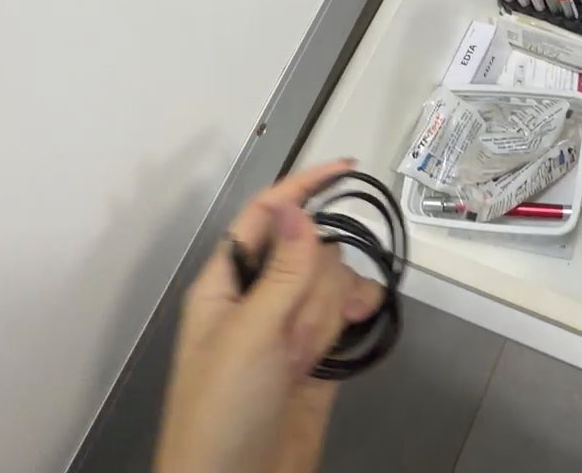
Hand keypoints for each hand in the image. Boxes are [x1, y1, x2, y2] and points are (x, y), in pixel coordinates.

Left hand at [155, 160, 383, 472]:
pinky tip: (354, 329)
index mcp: (227, 284)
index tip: (346, 168)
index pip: (266, 215)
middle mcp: (260, 296)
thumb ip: (283, 270)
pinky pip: (350, 306)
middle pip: (312, 248)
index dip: (302, 187)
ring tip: (312, 351)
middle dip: (316, 283)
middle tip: (295, 329)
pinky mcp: (319, 348)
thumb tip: (295, 204)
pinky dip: (357, 313)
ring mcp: (291, 323)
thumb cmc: (223, 413)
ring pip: (334, 278)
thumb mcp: (249, 337)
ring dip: (332, 309)